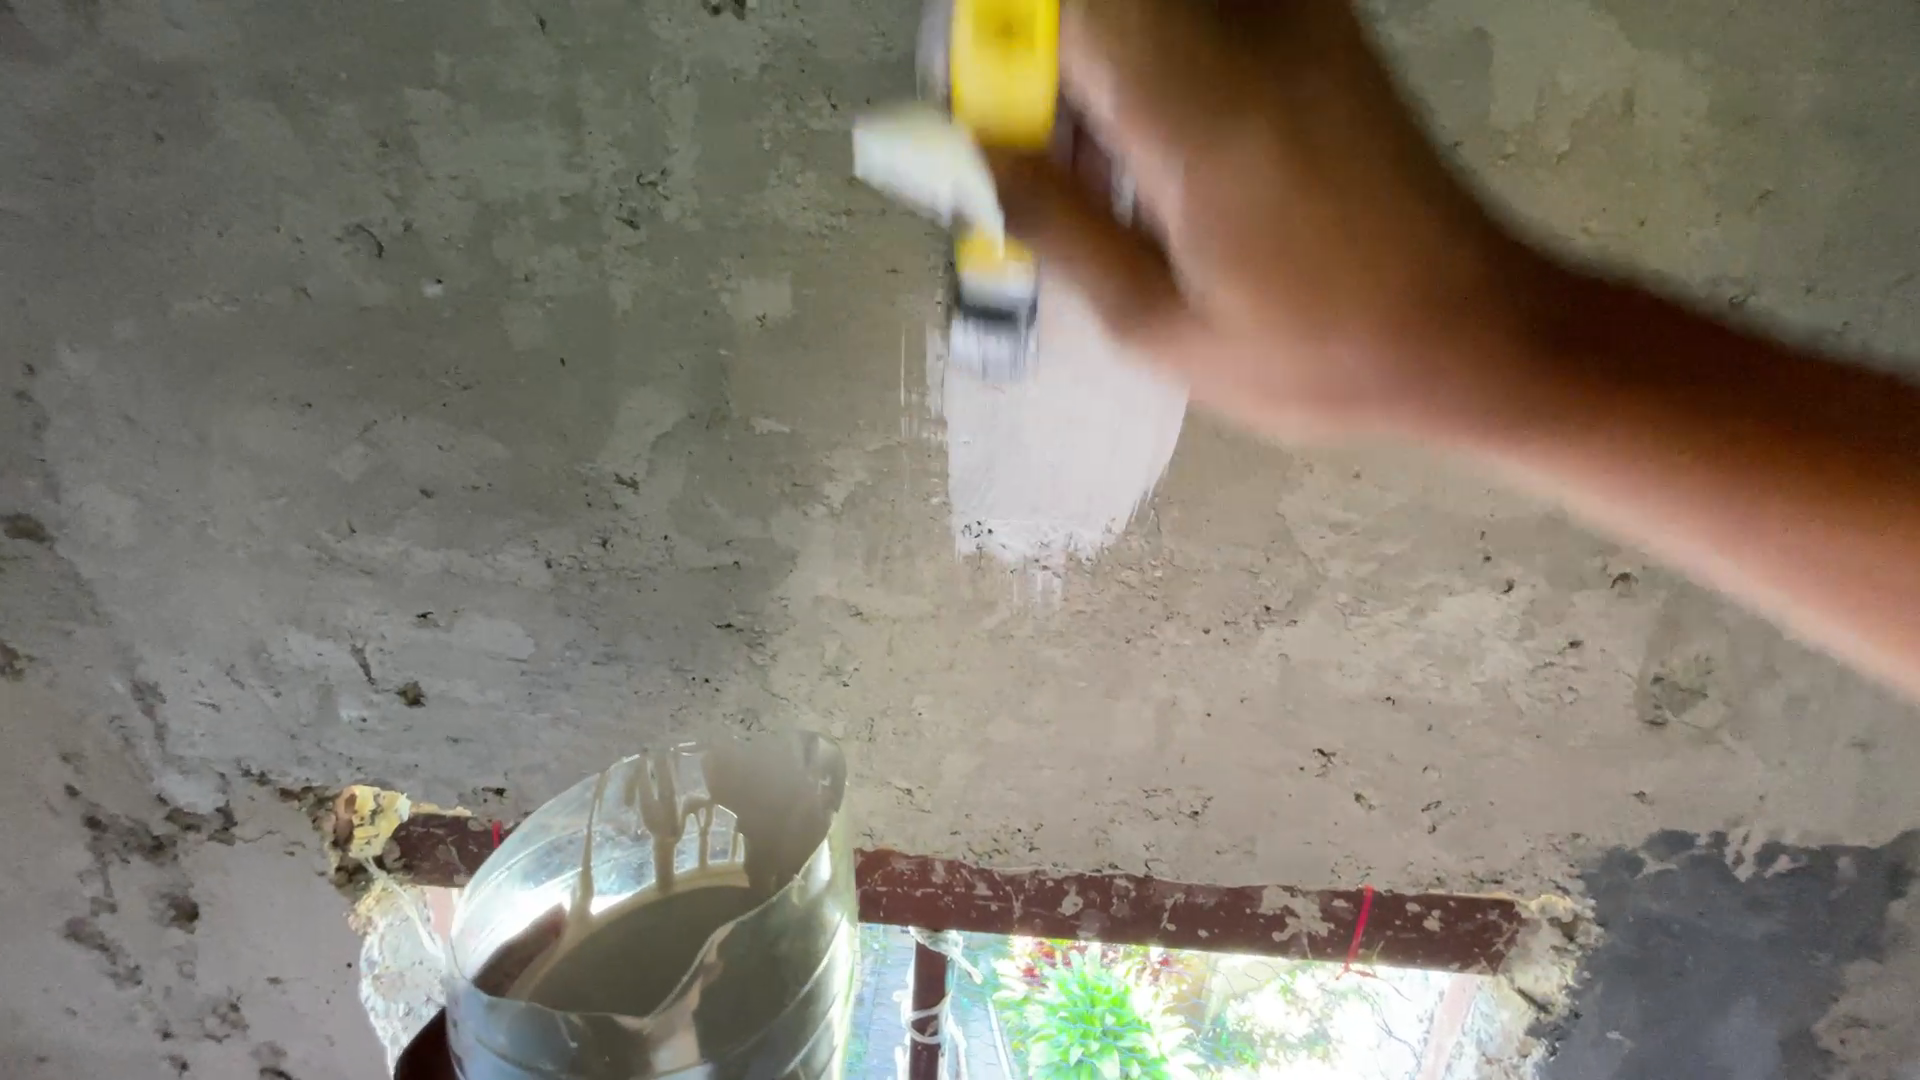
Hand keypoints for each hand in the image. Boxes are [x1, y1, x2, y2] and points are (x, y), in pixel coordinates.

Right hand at [992, 0, 1557, 439]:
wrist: (1468, 333)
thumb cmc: (1307, 357)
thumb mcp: (1154, 326)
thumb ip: (1055, 226)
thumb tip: (971, 158)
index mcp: (1198, 106)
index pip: (1057, 10)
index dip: (994, 48)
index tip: (979, 129)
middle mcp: (1248, 26)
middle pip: (1091, 5)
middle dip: (1034, 71)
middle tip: (1028, 171)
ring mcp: (1294, 15)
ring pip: (1136, 17)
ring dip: (1087, 84)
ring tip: (1092, 193)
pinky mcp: (1318, 30)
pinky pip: (1190, 26)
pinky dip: (1143, 83)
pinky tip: (1152, 174)